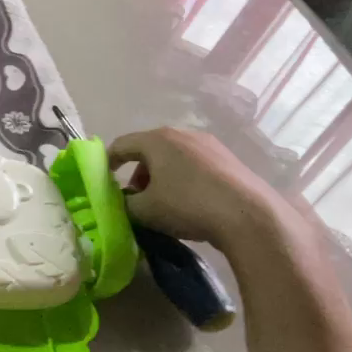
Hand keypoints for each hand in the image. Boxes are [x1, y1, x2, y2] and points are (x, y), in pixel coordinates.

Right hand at [108, 128, 300, 255]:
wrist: (248, 216)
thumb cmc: (187, 205)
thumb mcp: (143, 210)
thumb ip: (123, 203)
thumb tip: (122, 201)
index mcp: (157, 140)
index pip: (120, 145)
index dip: (106, 163)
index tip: (102, 182)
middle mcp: (183, 134)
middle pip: (148, 150)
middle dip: (137, 173)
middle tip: (134, 197)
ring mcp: (209, 145)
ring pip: (173, 157)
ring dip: (160, 176)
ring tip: (161, 201)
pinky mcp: (228, 159)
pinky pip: (194, 164)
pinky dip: (182, 178)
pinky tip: (188, 201)